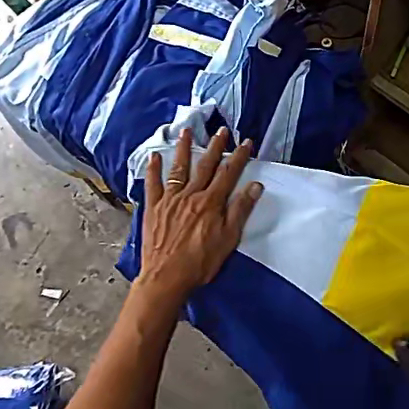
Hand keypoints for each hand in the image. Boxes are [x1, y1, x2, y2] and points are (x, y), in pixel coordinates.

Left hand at [136, 127, 262, 300]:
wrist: (166, 278)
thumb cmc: (201, 261)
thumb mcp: (229, 238)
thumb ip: (240, 210)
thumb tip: (255, 186)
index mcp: (212, 203)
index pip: (229, 174)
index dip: (239, 156)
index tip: (246, 142)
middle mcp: (191, 196)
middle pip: (206, 166)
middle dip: (216, 146)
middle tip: (222, 130)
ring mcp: (170, 200)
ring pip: (179, 169)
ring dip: (185, 149)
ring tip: (188, 132)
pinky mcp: (153, 208)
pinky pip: (153, 184)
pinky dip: (153, 169)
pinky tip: (154, 156)